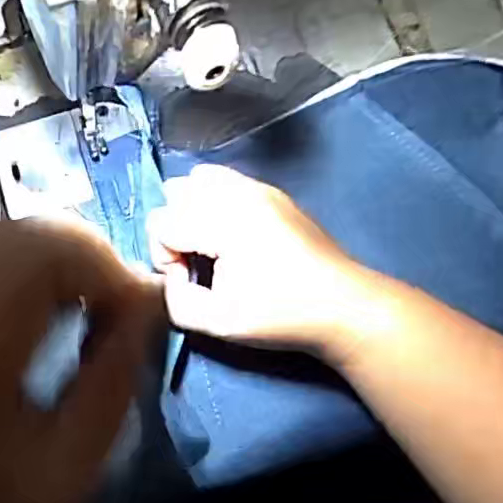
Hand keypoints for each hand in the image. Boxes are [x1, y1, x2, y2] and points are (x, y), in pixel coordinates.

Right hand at [146, 164, 381, 356]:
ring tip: (210, 245)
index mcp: (222, 221)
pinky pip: (226, 180)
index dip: (164, 258)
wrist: (341, 306)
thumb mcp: (217, 323)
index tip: (188, 283)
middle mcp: (237, 193)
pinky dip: (215, 202)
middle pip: (175, 194)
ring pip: (199, 179)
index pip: (160, 222)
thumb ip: (175, 302)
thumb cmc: (279, 316)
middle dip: (175, 229)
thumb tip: (172, 278)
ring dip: (193, 211)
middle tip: (196, 264)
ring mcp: (258, 187)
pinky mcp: (274, 193)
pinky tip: (231, 236)